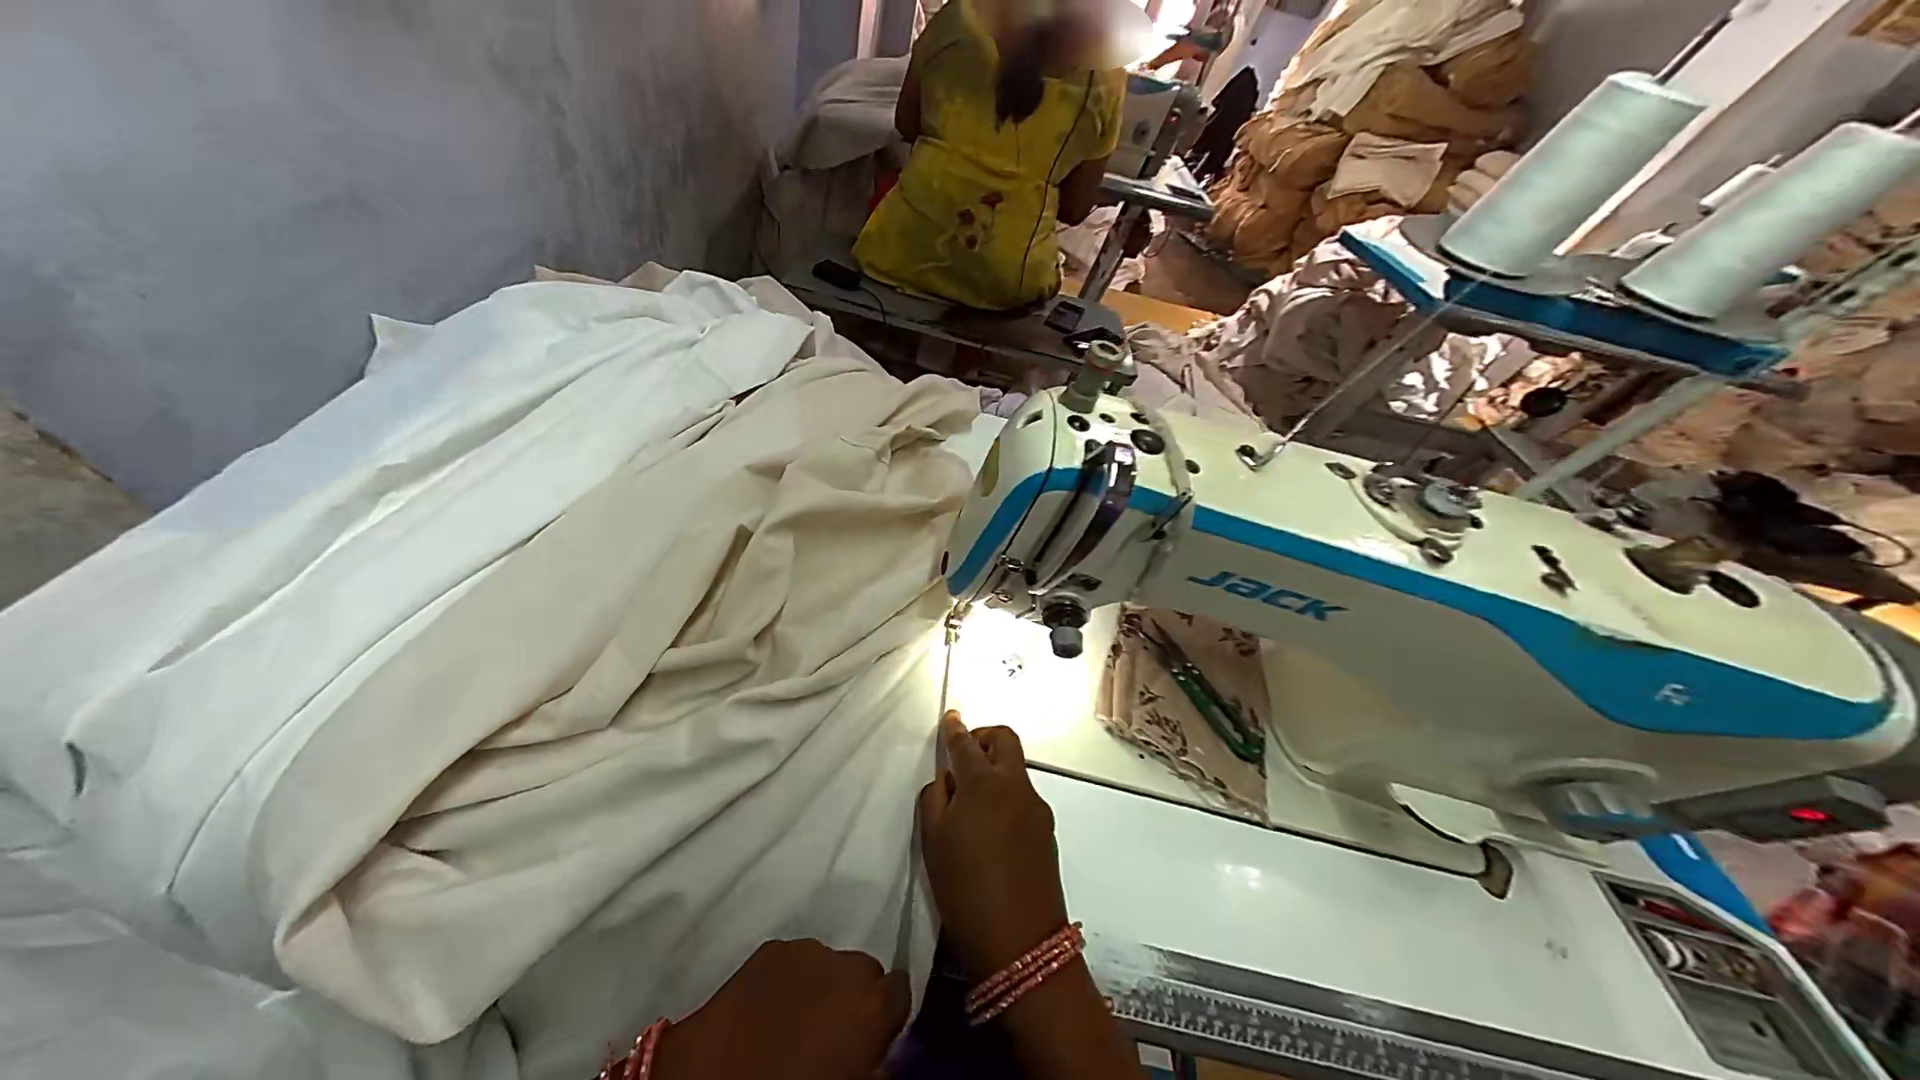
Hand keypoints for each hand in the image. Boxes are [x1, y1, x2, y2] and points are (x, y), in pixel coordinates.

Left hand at [654, 939, 908, 1079]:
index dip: (888, 1015)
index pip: (901, 990)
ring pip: (828, 962)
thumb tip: (880, 1059)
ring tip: (797, 1018)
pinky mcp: (766, 950)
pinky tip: (769, 1007)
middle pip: (865, 971)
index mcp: (872, 1003)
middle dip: (853, 996)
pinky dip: (788, 979)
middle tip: (833, 1034)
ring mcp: (804, 951)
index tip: (874, 1037)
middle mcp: (844, 964)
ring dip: (821, 983)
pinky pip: (792, 961)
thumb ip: (876, 1067)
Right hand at [918, 710, 1069, 978]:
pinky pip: (1024, 797)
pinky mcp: (1047, 830)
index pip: (966, 743)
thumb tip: (947, 778)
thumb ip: (936, 798)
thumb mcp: (933, 843)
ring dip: (996, 769)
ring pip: (1016, 769)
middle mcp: (1015, 786)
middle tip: (965, 753)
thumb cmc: (964, 890)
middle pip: (1005, 740)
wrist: (1020, 943)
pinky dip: (1007, 795)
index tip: (951, 718)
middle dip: (984, 737)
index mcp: (983, 784)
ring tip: (972, 801)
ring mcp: (1036, 807)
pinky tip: (991, 828)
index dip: (955, 728)